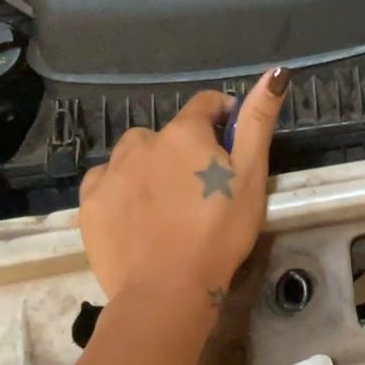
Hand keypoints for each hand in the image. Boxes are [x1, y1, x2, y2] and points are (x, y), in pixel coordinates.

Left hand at [77, 68, 289, 311]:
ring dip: (151, 163)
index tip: (233, 148)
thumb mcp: (251, 174)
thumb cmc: (219, 231)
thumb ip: (259, 120)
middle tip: (204, 185)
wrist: (166, 291)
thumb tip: (276, 73)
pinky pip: (106, 180)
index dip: (224, 118)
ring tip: (169, 199)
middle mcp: (142, 142)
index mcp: (184, 132)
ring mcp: (110, 174)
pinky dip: (122, 187)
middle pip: (170, 131)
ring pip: (134, 153)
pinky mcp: (89, 205)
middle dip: (186, 147)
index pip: (207, 104)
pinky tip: (138, 213)